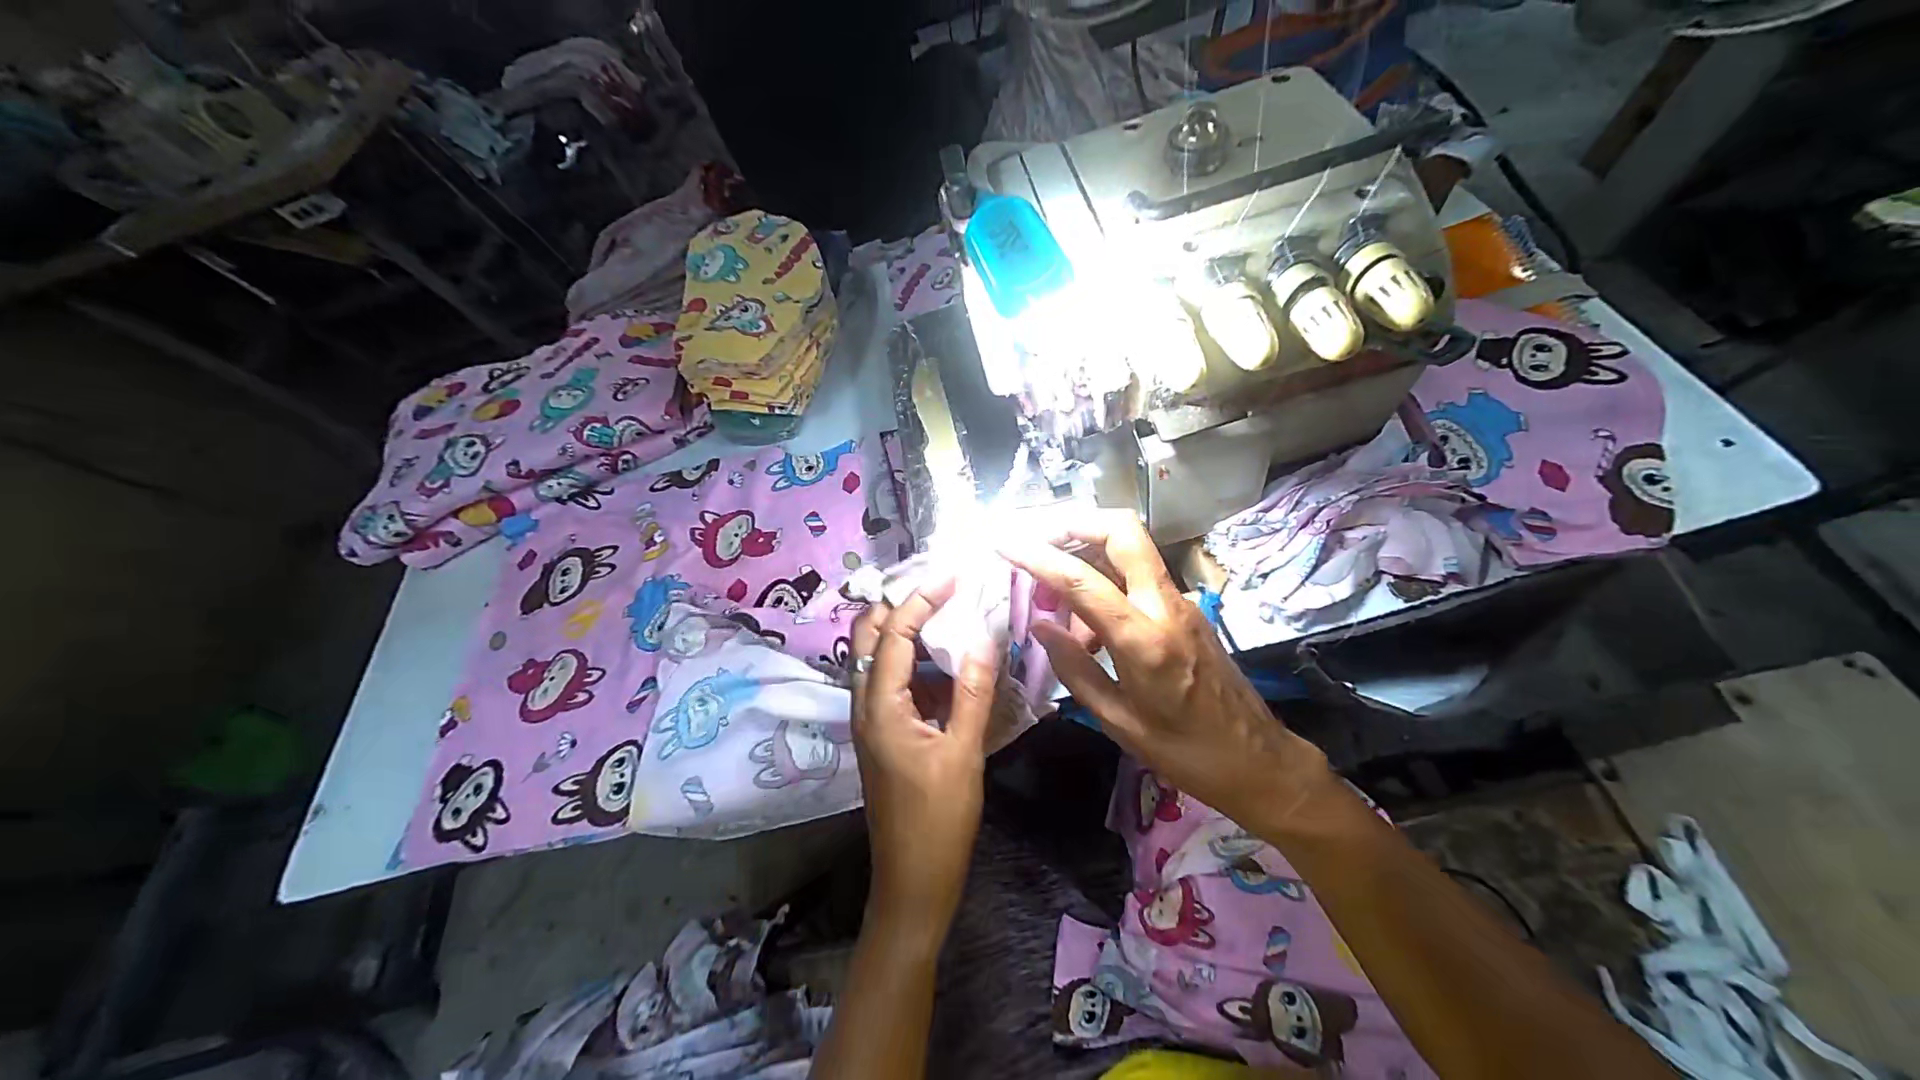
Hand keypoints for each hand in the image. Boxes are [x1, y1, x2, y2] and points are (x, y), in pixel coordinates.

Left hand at [850, 578, 998, 936]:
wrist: (913, 881)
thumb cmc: (938, 820)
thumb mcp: (963, 754)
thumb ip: (972, 693)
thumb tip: (984, 639)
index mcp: (879, 706)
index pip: (894, 633)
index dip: (921, 598)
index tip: (954, 576)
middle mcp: (865, 706)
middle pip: (870, 637)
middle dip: (900, 604)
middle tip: (941, 586)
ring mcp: (871, 721)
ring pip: (879, 659)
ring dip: (907, 631)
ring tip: (948, 612)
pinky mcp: (884, 735)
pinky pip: (893, 683)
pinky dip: (915, 663)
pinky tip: (948, 663)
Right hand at [1001, 511, 1327, 830]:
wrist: (1259, 761)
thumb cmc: (1186, 752)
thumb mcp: (1119, 722)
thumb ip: (1075, 670)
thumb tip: (1041, 627)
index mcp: (1145, 640)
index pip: (1082, 580)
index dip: (1037, 556)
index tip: (1004, 542)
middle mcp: (1166, 606)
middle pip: (1122, 531)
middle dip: (1073, 523)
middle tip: (1034, 539)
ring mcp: (1180, 602)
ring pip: (1129, 548)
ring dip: (1084, 553)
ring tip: (1050, 596)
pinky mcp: (1185, 609)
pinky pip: (1137, 576)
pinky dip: (1103, 579)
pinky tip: (1083, 621)